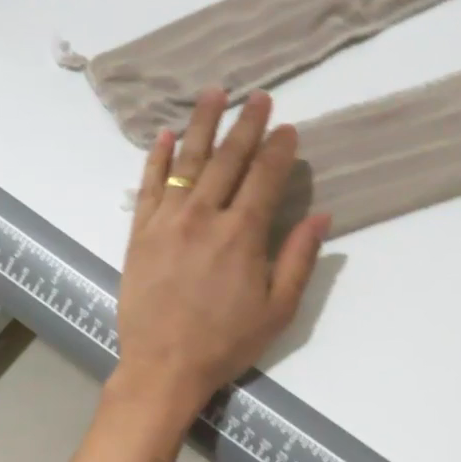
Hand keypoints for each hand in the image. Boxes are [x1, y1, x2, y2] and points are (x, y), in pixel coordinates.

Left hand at [107, 88, 331, 421]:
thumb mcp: (276, 311)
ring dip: (202, 125)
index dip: (279, 149)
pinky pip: (149, 186)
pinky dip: (157, 159)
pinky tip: (165, 136)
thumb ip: (298, 260)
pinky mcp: (139, 234)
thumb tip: (321, 216)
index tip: (288, 129)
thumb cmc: (224, 344)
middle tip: (258, 99)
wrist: (162, 366)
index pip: (265, 177)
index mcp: (242, 234)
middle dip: (246, 126)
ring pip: (186, 162)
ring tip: (214, 94)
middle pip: (227, 159)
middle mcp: (204, 216)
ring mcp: (167, 222)